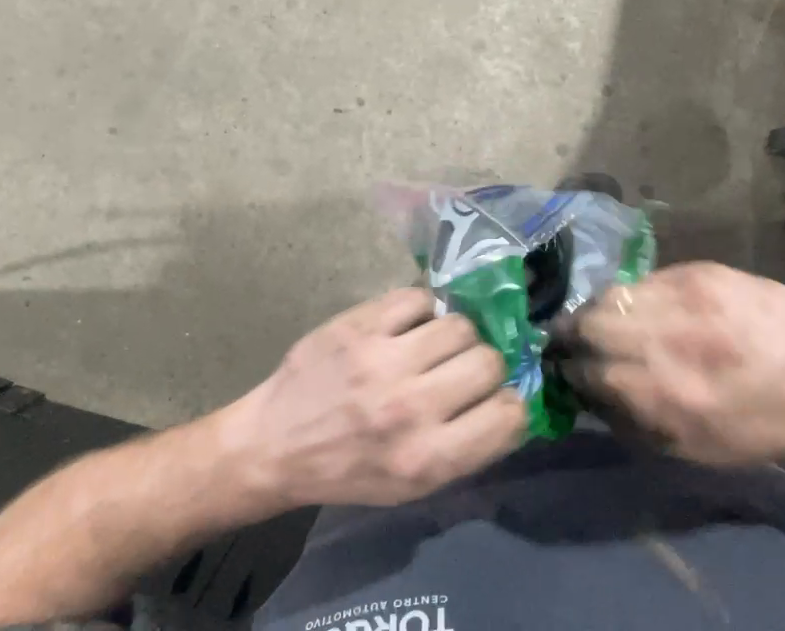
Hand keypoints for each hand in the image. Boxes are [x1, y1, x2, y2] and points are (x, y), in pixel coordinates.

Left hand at [221, 287, 526, 508]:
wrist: (275, 445)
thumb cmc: (347, 472)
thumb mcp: (412, 486)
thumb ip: (465, 448)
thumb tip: (508, 399)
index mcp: (427, 458)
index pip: (510, 414)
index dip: (509, 404)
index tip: (494, 400)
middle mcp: (410, 408)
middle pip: (488, 362)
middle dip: (486, 366)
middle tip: (462, 370)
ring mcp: (381, 361)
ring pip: (460, 325)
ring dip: (457, 335)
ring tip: (437, 345)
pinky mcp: (357, 326)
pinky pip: (417, 298)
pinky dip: (423, 309)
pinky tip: (412, 325)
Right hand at [559, 262, 784, 463]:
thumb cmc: (764, 426)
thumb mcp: (693, 449)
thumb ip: (632, 423)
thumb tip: (588, 397)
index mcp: (657, 394)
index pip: (582, 372)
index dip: (569, 373)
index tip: (569, 373)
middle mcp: (659, 341)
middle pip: (583, 325)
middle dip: (570, 334)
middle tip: (571, 340)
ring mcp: (678, 299)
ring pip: (608, 296)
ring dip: (598, 311)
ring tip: (605, 322)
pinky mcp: (696, 272)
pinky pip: (645, 281)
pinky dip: (637, 297)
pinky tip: (650, 308)